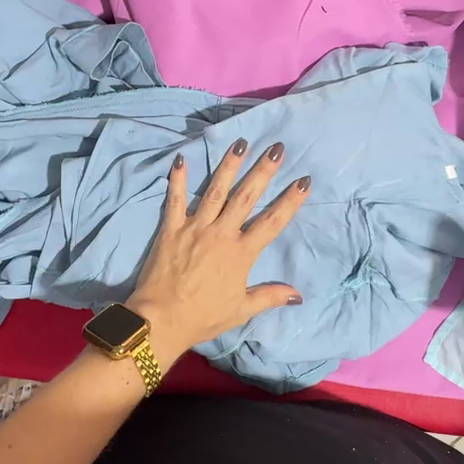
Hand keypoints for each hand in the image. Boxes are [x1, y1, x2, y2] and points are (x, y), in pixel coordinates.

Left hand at [126, 139, 310, 365]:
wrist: (161, 320)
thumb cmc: (203, 317)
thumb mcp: (241, 310)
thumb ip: (270, 296)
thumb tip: (299, 295)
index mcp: (241, 253)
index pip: (272, 222)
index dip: (289, 201)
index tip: (303, 181)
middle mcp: (221, 234)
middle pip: (246, 196)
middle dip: (263, 171)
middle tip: (276, 148)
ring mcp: (195, 227)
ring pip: (216, 190)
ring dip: (229, 165)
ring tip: (240, 143)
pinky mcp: (171, 228)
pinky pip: (175, 199)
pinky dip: (178, 179)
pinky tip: (181, 159)